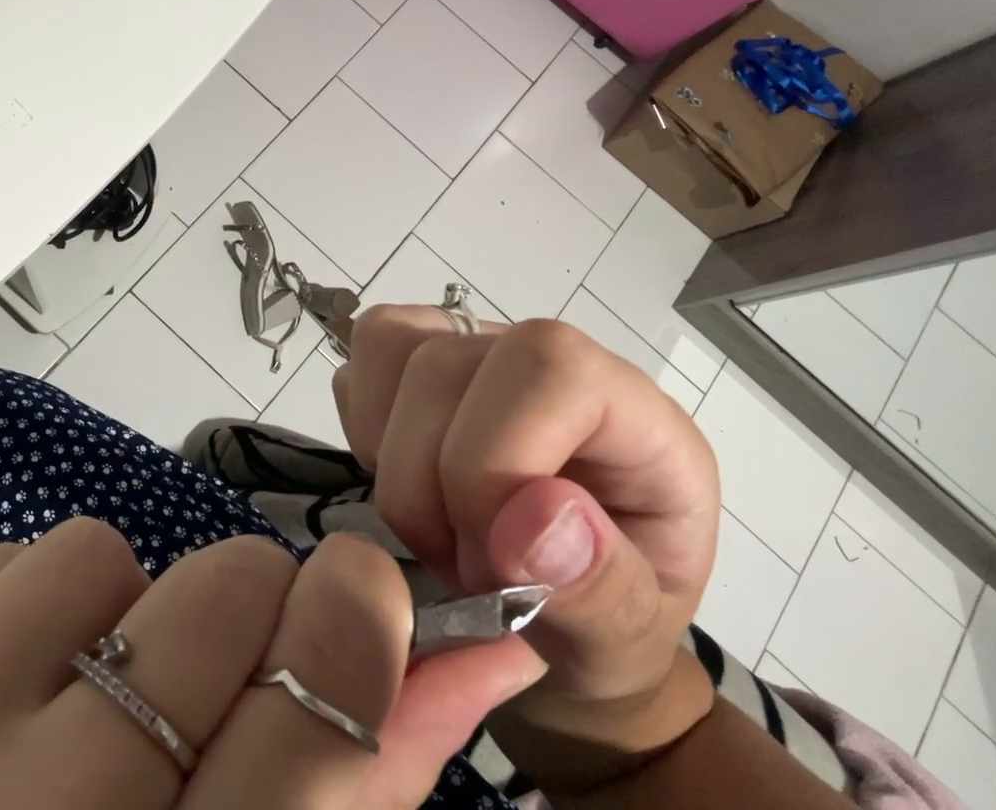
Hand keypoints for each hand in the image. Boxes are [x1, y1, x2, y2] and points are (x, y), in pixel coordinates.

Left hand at [0, 518, 545, 808]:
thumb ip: (377, 773)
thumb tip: (481, 648)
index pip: (307, 722)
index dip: (361, 622)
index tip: (364, 586)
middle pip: (210, 601)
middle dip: (249, 604)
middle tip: (222, 661)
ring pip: (96, 555)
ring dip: (127, 608)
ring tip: (98, 697)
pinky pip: (1, 562)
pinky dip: (34, 611)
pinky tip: (15, 700)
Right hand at [332, 307, 721, 792]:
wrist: (565, 625)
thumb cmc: (603, 631)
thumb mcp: (626, 648)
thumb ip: (600, 595)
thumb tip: (532, 515)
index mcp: (636, 420)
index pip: (548, 367)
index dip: (490, 456)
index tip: (489, 555)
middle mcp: (552, 364)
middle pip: (443, 362)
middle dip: (423, 482)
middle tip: (458, 566)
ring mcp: (477, 354)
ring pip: (389, 346)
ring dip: (387, 456)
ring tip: (434, 525)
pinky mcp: (418, 368)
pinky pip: (360, 366)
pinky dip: (363, 433)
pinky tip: (405, 484)